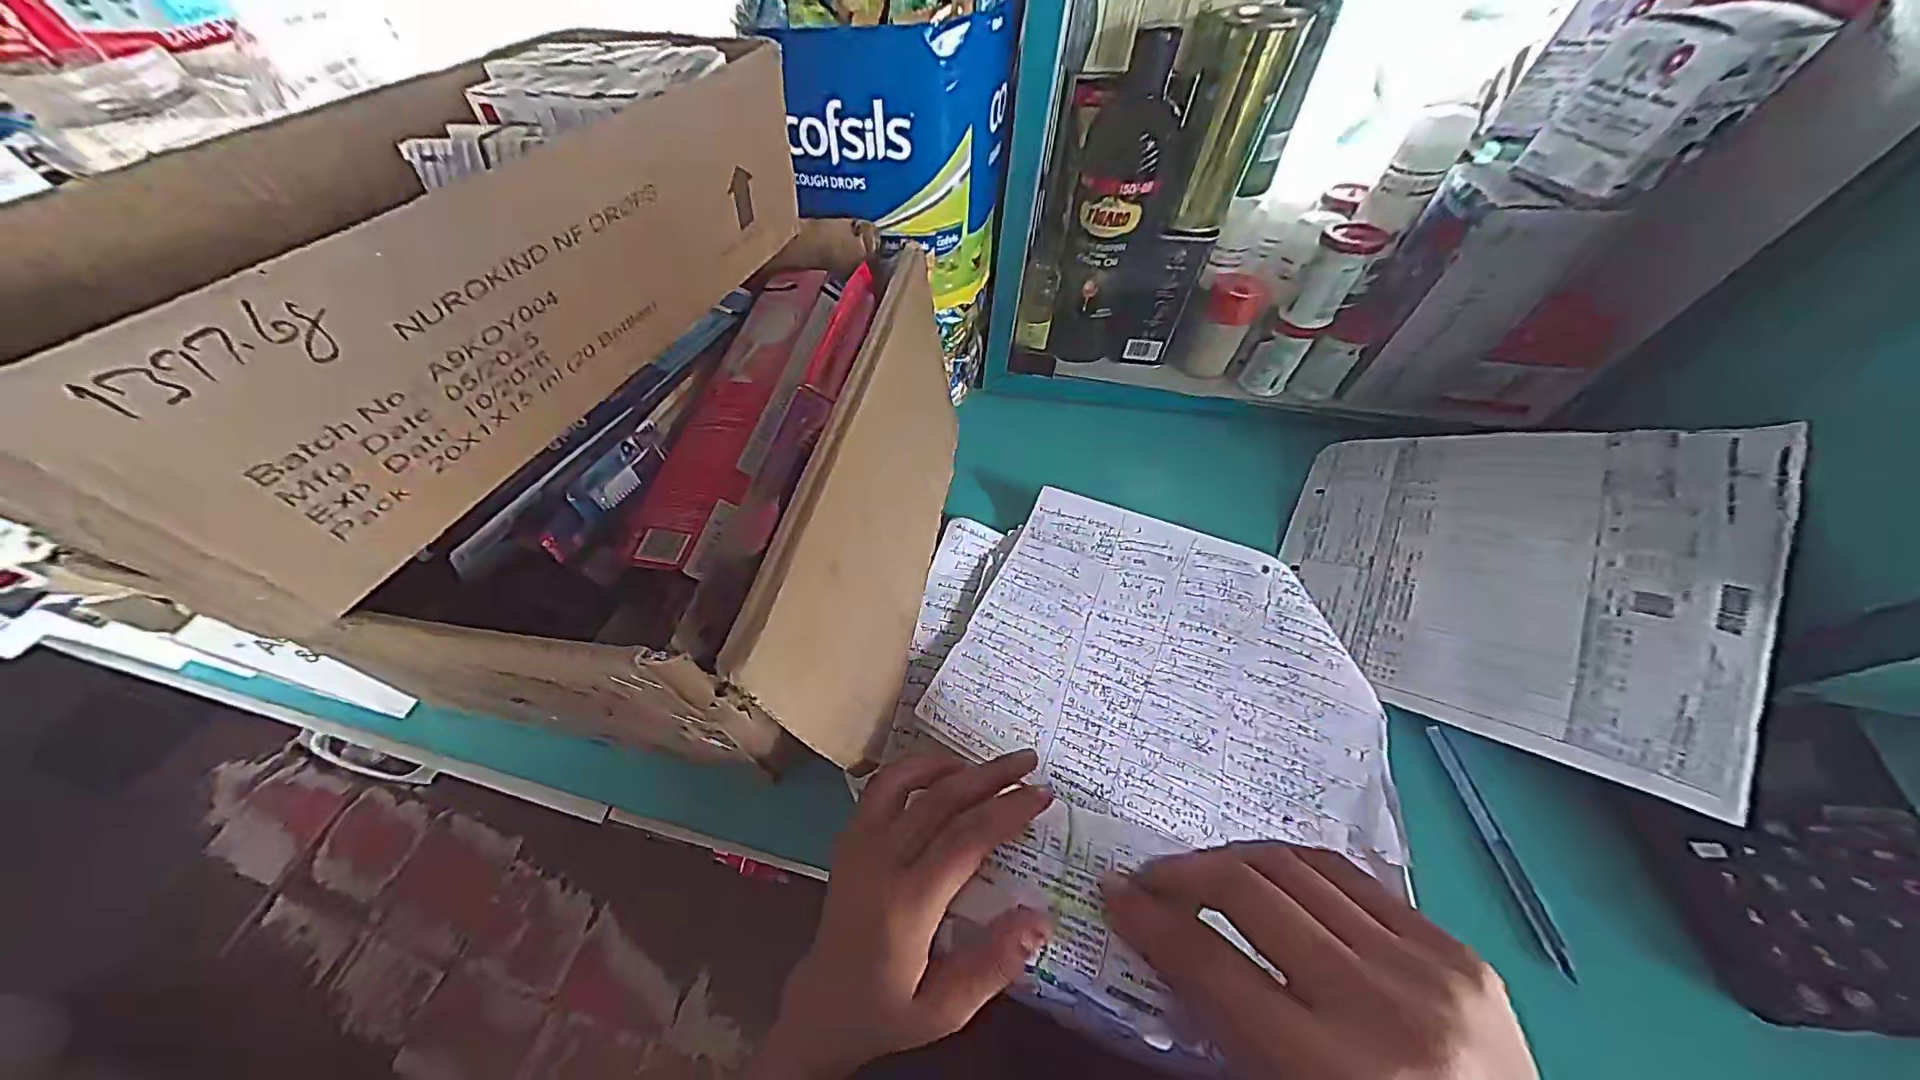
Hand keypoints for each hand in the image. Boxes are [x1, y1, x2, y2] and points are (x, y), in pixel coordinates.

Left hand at [749, 751, 1054, 1079]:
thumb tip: (1042, 919)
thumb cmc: (887, 1010)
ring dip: (951, 763)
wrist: (821, 1006)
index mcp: (907, 903)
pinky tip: (941, 772)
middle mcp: (880, 861)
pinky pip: (881, 786)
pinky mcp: (849, 836)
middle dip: (991, 776)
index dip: (1006, 811)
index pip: (965, 839)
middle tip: (1028, 761)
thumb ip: (994, 964)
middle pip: (941, 800)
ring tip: (987, 765)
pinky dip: (914, 768)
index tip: (1041, 794)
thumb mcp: (945, 1010)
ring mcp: (858, 842)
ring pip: (906, 781)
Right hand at [1104, 842, 1538, 1079]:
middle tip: (1150, 879)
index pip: (1210, 965)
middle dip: (1181, 875)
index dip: (1150, 921)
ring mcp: (1428, 971)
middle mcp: (1381, 1008)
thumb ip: (1225, 1031)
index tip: (1116, 893)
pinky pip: (1350, 876)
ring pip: (1294, 869)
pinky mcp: (1460, 953)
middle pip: (1247, 894)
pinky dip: (1294, 868)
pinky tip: (1271, 876)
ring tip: (1203, 873)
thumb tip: (1164, 945)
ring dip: (1231, 861)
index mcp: (1330, 1071)